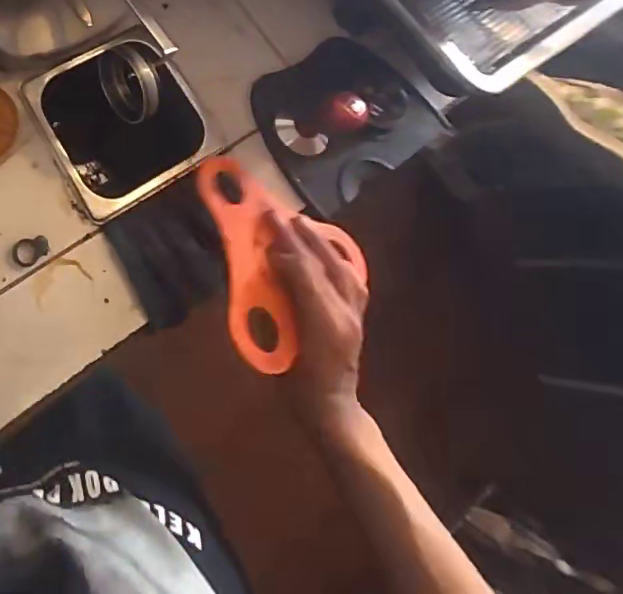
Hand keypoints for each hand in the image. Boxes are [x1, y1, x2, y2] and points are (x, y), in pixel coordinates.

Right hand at [268, 213, 369, 431]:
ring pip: (343, 268)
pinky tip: (324, 246)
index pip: (305, 273)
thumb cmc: (294, 380)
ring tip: (300, 223)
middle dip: (301, 237)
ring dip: (320, 242)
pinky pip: (351, 277)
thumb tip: (270, 263)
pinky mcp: (358, 315)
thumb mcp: (274, 344)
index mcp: (323, 323)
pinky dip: (338, 256)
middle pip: (325, 265)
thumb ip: (272, 305)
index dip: (285, 247)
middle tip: (278, 213)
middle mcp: (345, 314)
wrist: (329, 408)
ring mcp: (356, 315)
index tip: (264, 224)